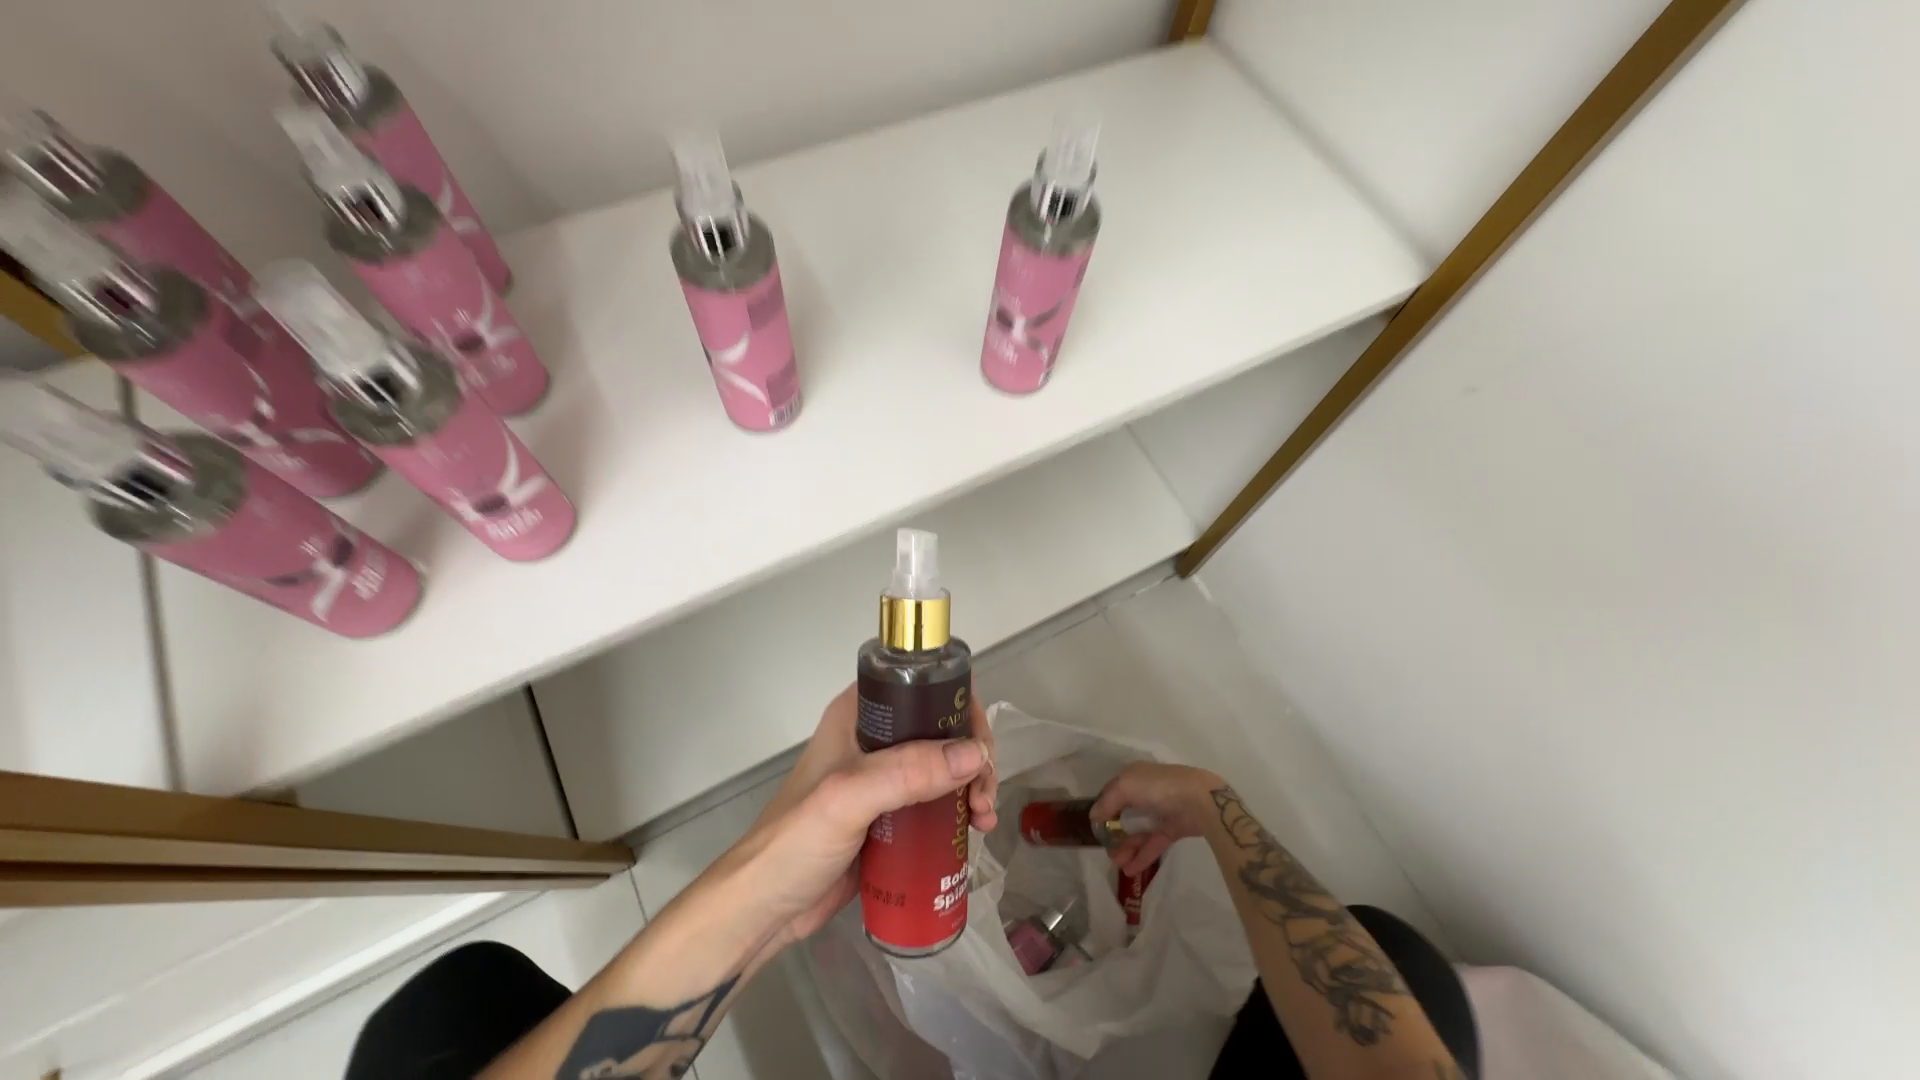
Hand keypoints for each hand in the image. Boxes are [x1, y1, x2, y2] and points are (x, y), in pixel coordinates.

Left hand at [713, 682, 998, 952]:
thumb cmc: (794, 843)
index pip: (920, 686)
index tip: (980, 744)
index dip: (959, 705)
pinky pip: (936, 803)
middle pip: (941, 728)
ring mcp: (882, 780)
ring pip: (944, 766)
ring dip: (972, 785)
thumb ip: (907, 772)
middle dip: (973, 755)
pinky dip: (961, 811)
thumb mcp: (848, 798)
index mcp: (857, 715)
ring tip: (983, 819)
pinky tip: (976, 831)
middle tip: (983, 794)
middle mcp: (873, 739)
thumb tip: (975, 755)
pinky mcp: (890, 818)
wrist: (764, 909)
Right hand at [1090, 762, 1222, 877]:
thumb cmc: (1158, 788)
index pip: (1113, 794)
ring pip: (1139, 832)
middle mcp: (1146, 793)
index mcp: (1134, 778)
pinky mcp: (1173, 829)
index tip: (1096, 829)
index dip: (1103, 810)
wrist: (1200, 800)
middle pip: (1125, 816)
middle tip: (1108, 852)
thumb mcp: (1126, 787)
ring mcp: (1161, 812)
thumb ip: (1107, 802)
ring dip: (1127, 848)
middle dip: (1115, 835)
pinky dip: (1142, 856)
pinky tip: (1130, 870)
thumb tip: (1094, 816)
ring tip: (1118, 865)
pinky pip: (1153, 843)